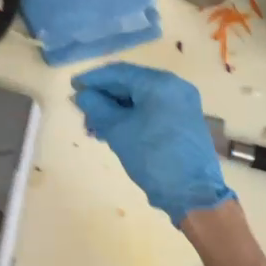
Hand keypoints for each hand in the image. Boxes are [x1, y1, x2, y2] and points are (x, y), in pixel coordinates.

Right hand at [71, 63, 232, 226]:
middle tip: (82, 114)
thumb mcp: (118, 131)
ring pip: (139, 99)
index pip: (119, 72)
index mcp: (160, 83)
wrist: (193, 194)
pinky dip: (130, 118)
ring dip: (114, 111)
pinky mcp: (183, 120)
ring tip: (94, 130)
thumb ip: (96, 107)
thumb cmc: (153, 157)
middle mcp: (174, 86)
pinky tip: (113, 133)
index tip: (72, 87)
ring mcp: (181, 104)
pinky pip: (150, 110)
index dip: (92, 79)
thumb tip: (81, 95)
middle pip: (129, 84)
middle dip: (103, 98)